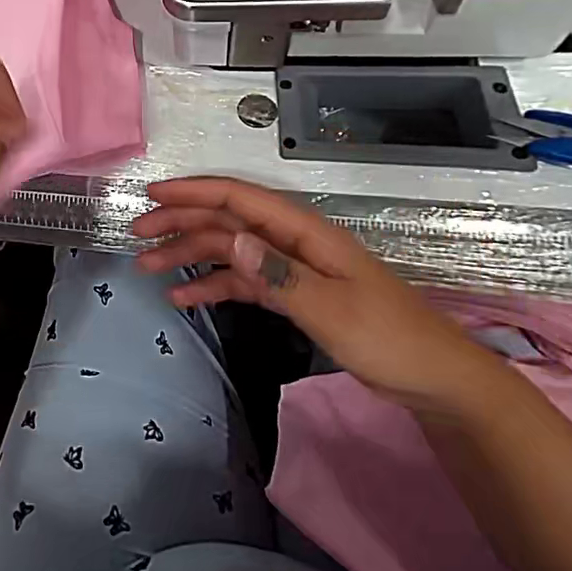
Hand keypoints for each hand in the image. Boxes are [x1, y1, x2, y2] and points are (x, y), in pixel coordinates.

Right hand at [139, 179, 571, 570]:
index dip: (194, 193)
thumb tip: (228, 240)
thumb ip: (277, 273)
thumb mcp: (330, 307)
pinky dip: (213, 284)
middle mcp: (292, 240)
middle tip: (137, 236)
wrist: (434, 377)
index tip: (152, 195)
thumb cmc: (387, 337)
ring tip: (149, 268)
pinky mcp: (293, 292)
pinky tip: (184, 297)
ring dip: (190, 255)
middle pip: (227, 221)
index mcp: (303, 231)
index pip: (239, 199)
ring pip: (230, 250)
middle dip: (181, 223)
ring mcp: (291, 266)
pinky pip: (243, 280)